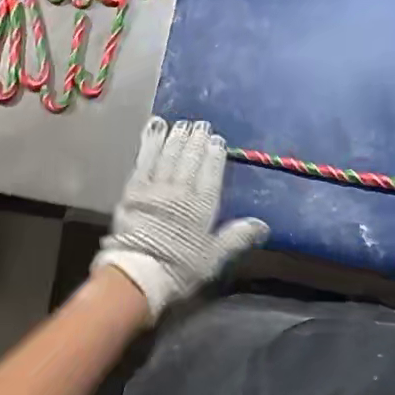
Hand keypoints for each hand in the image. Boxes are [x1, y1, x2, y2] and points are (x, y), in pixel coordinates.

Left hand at [93, 118, 269, 321]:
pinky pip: (144, 159)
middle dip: (196, 140)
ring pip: (168, 155)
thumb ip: (236, 237)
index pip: (211, 173)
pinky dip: (150, 141)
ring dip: (175, 137)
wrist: (139, 270)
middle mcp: (180, 191)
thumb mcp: (213, 257)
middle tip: (200, 125)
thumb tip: (261, 224)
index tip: (217, 140)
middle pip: (189, 159)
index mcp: (202, 206)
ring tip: (181, 124)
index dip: (214, 155)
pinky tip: (154, 127)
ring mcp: (155, 187)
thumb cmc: (178, 268)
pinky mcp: (133, 188)